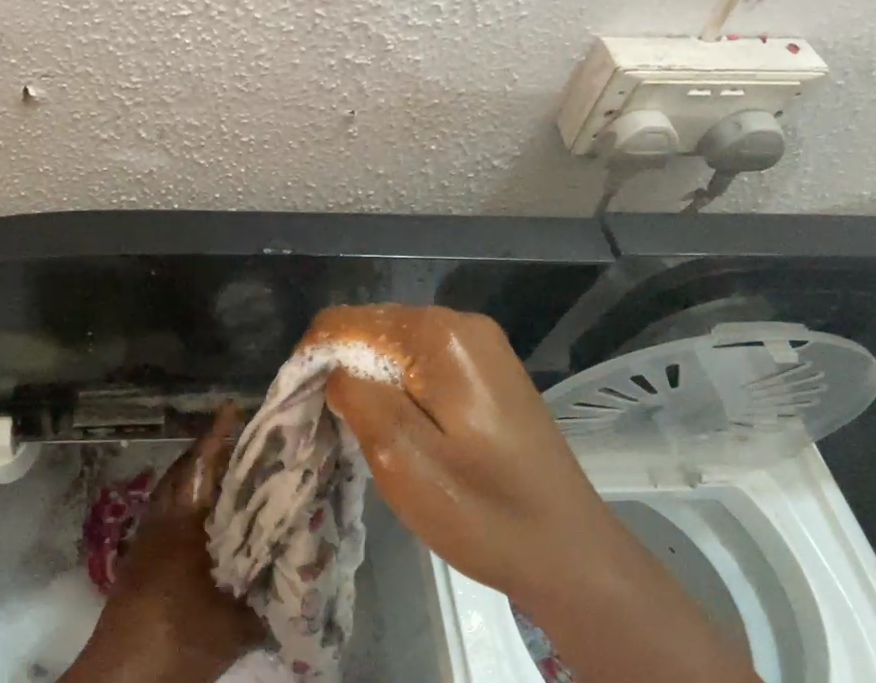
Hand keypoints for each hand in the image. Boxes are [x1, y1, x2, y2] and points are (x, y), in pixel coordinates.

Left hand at [61, 405, 263, 682]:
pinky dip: (188, 505)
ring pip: (172, 493)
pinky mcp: (139, 561)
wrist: (122, 678)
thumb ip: (271, 596)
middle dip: (210, 452)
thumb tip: (307, 577)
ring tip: (230, 476)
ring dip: (197, 479)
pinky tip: (210, 523)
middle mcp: (161, 520)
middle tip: (243, 442)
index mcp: (182, 521)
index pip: (201, 463)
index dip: (218, 433)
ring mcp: (146, 539)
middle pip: (184, 472)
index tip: (234, 406)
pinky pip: (166, 515)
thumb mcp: (237, 623)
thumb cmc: (179, 637)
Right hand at [305, 305, 605, 607]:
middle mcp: (461, 323)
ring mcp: (481, 345)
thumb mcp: (403, 461)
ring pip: (395, 345)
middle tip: (339, 430)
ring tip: (371, 435)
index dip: (314, 360)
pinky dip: (402, 388)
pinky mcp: (489, 368)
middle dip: (344, 370)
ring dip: (372, 382)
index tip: (305, 409)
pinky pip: (424, 361)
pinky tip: (407, 430)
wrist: (569, 552)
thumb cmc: (483, 512)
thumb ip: (358, 398)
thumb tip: (331, 367)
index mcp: (439, 336)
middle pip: (371, 327)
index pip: (346, 322)